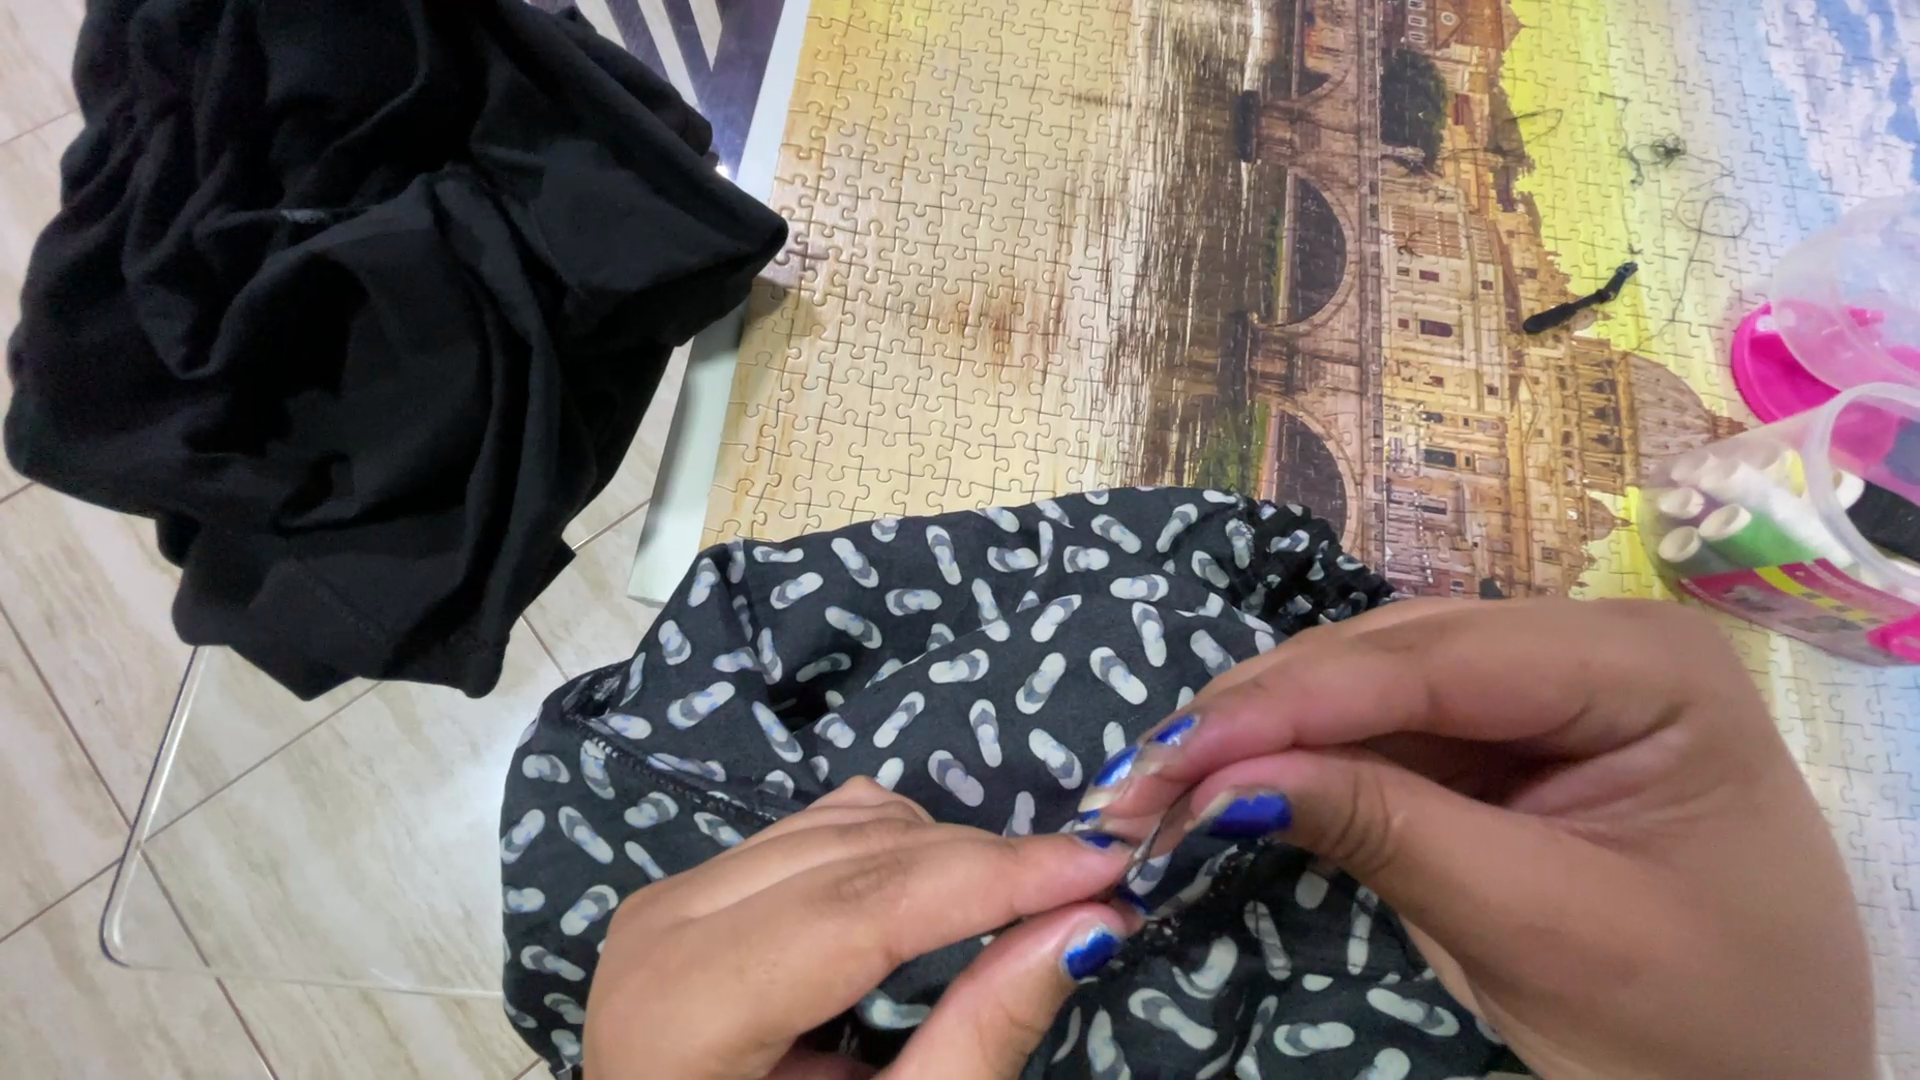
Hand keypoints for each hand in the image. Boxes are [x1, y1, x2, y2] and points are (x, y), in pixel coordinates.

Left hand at [583, 777, 1138, 1079]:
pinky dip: (897, 840)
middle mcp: (668, 918)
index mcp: (682, 1006)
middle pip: (862, 854)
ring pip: (847, 822)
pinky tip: (935, 883)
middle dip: (986, 860)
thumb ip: (979, 1034)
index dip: (993, 877)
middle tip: (1088, 880)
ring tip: (1019, 895)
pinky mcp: (702, 878)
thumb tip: (1086, 927)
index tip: (1101, 864)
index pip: (866, 907)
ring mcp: (679, 888)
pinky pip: (822, 823)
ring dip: (946, 849)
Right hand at [1082, 598, 1874, 1079]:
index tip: (1181, 749)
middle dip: (1254, 714)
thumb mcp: (1543, 932)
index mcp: (1643, 668)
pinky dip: (1279, 749)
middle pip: (1376, 656)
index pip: (1434, 665)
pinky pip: (1352, 718)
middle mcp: (1569, 644)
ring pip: (1347, 676)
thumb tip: (1219, 782)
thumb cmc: (1695, 1031)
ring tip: (1163, 771)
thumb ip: (1382, 831)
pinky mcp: (1465, 725)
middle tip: (1144, 771)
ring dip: (1250, 728)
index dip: (1293, 703)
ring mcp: (1512, 680)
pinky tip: (1220, 768)